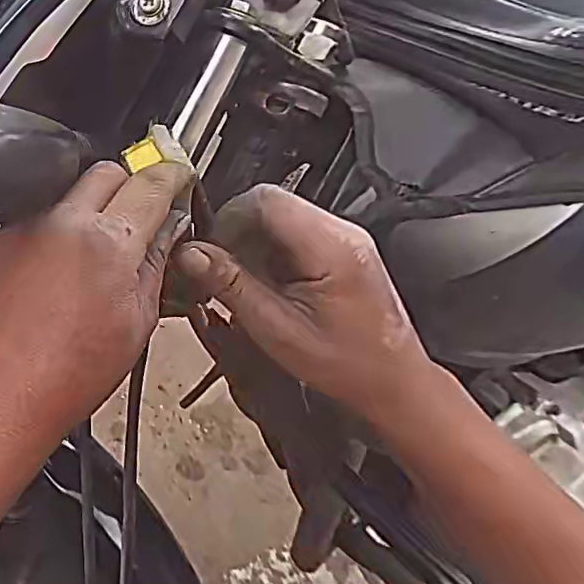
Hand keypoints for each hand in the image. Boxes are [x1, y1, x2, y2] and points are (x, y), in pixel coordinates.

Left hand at [0, 160, 193, 449]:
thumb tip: (169, 228)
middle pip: (110, 169)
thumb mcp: (138, 319)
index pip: (152, 183)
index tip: (177, 178)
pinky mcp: (3, 235)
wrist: (8, 388)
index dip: (173, 176)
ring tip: (98, 246)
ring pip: (73, 184)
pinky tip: (65, 258)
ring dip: (94, 202)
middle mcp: (65, 222)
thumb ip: (157, 260)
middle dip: (132, 185)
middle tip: (140, 216)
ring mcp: (29, 225)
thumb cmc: (69, 370)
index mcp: (109, 243)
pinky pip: (42, 209)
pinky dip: (60, 222)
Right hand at [172, 184, 452, 430]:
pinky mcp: (338, 247)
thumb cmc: (348, 365)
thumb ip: (232, 286)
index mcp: (331, 246)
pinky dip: (268, 254)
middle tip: (221, 272)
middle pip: (269, 204)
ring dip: (250, 246)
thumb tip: (190, 255)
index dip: (226, 221)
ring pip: (277, 217)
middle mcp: (341, 232)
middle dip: (235, 235)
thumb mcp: (276, 330)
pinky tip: (267, 287)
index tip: (209, 252)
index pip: (265, 200)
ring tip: (246, 287)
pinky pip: (291, 234)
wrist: (392, 382)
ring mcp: (342, 237)